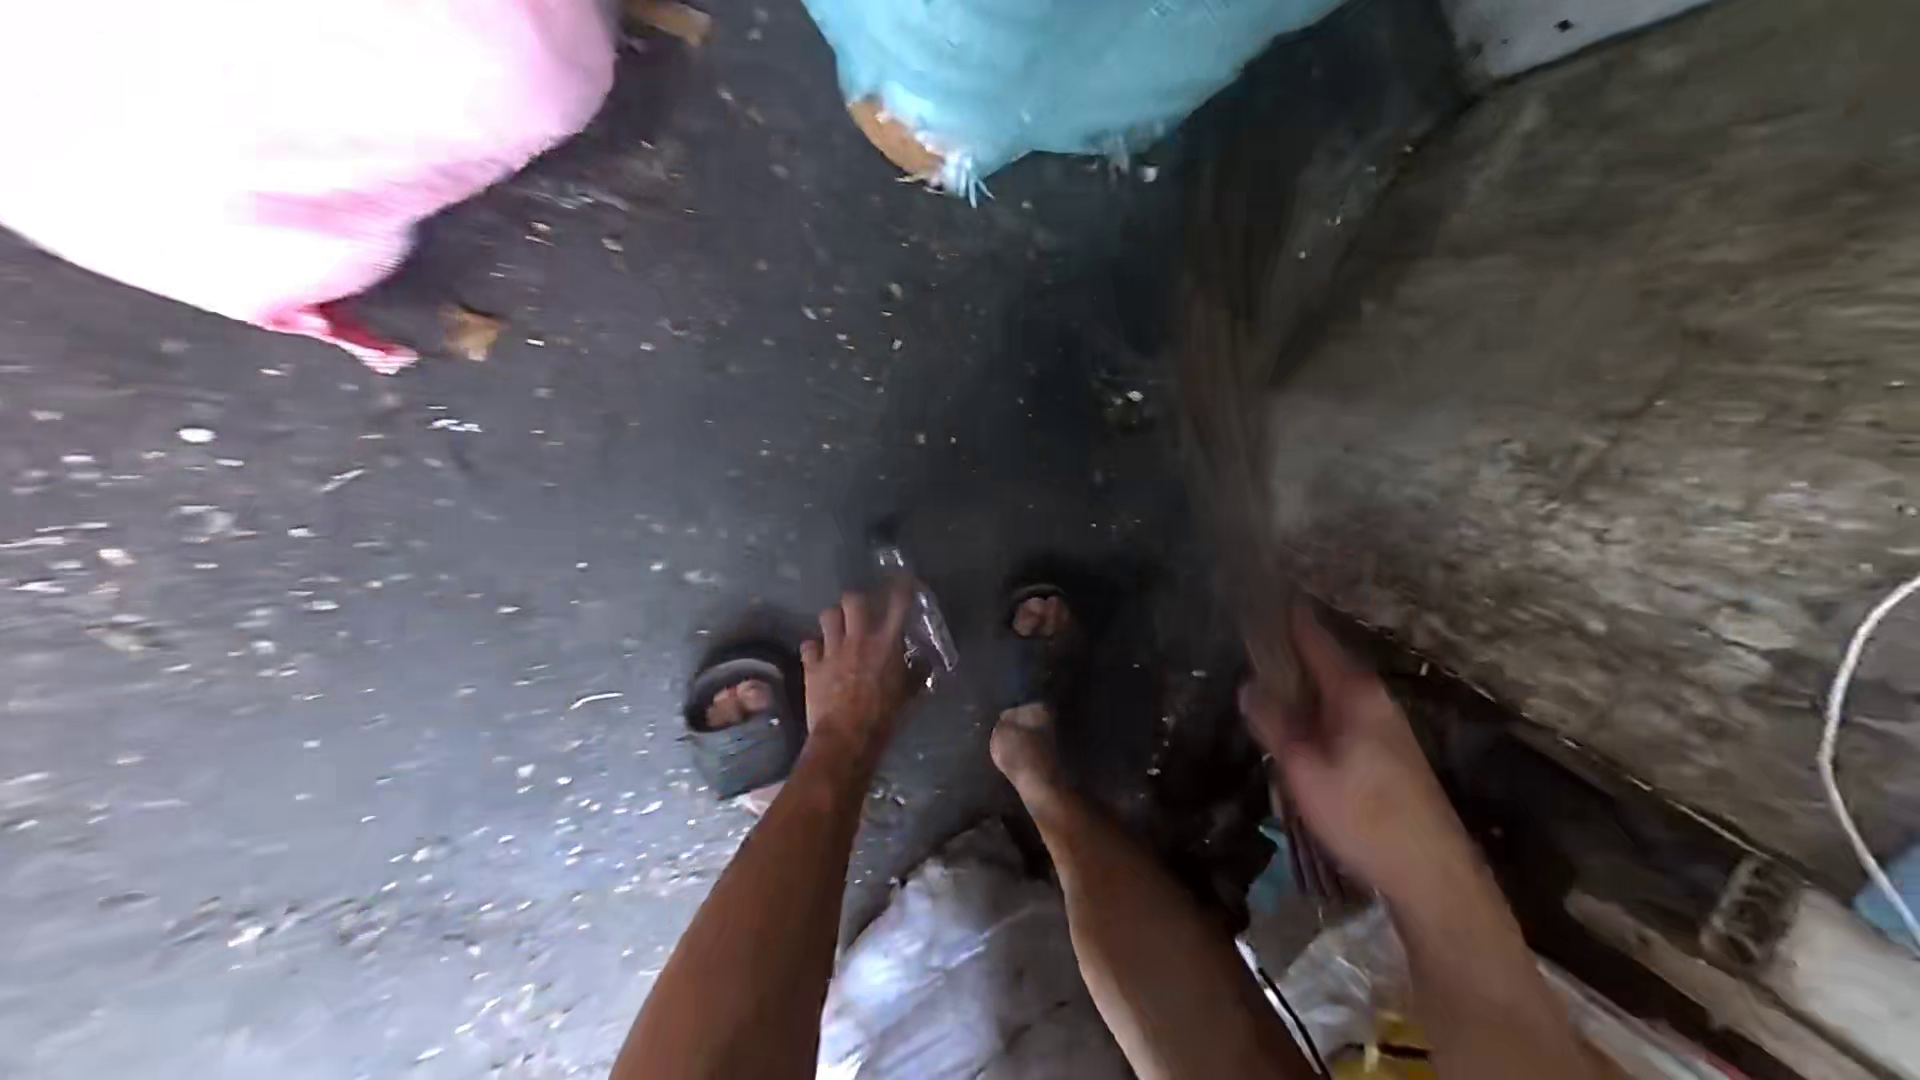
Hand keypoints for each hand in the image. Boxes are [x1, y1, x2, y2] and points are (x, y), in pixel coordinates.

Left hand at [799, 583, 914, 771]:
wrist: (847, 737)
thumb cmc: (884, 718)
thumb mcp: (909, 696)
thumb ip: (915, 675)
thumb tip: (922, 664)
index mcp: (887, 645)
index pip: (898, 605)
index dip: (901, 588)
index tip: (902, 580)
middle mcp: (859, 639)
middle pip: (853, 599)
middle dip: (856, 600)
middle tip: (859, 609)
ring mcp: (832, 650)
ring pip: (827, 616)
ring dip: (833, 619)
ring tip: (837, 628)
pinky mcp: (812, 665)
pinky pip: (808, 645)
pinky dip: (813, 648)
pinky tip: (817, 655)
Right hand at [1239, 606, 1471, 900]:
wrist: (1432, 875)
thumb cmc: (1364, 817)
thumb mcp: (1304, 770)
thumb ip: (1274, 723)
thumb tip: (1248, 685)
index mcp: (1353, 692)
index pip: (1311, 634)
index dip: (1282, 612)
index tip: (1254, 591)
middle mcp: (1371, 696)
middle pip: (1319, 656)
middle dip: (1282, 644)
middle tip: (1243, 638)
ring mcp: (1382, 721)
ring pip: (1326, 684)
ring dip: (1294, 676)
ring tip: (1257, 674)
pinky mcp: (1383, 745)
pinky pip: (1335, 706)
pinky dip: (1308, 700)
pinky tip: (1290, 719)